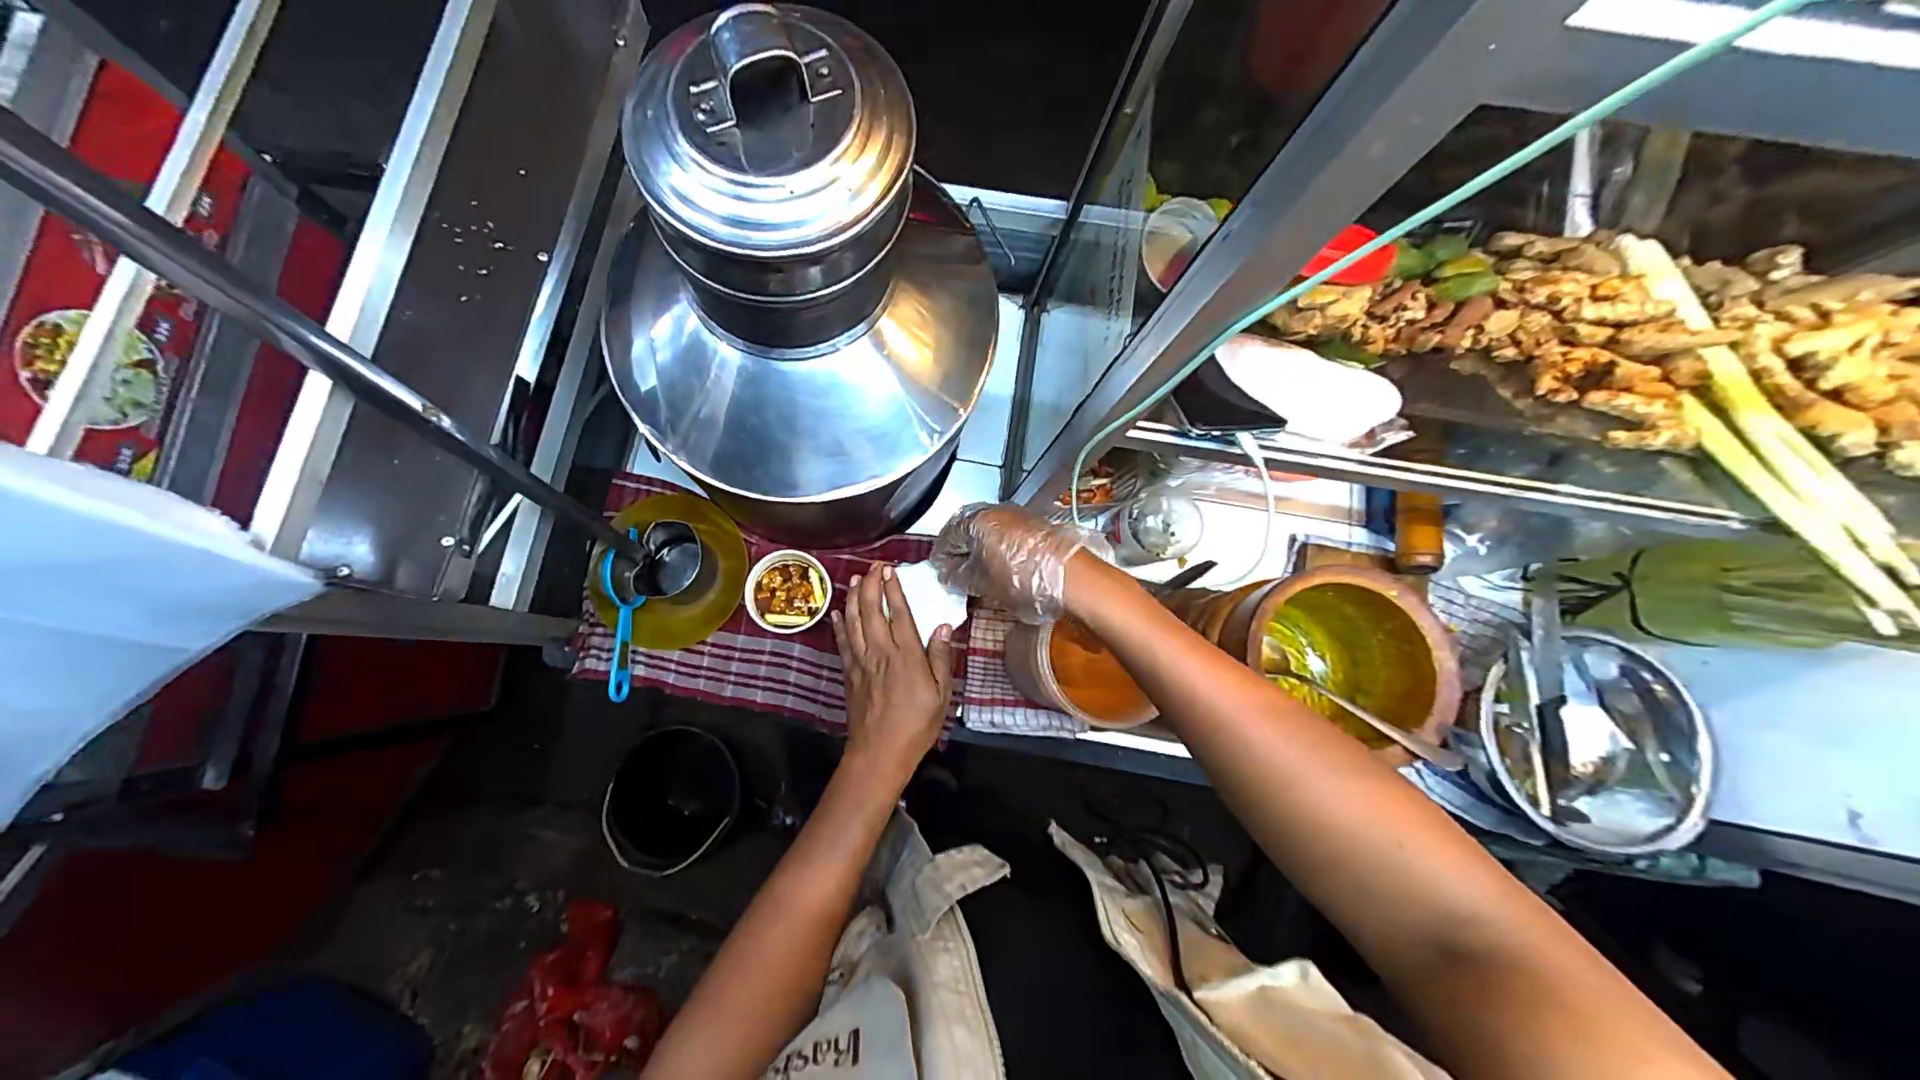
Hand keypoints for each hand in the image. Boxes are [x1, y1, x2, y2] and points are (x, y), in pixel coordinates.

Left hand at [831, 564, 954, 780]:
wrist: (879, 752)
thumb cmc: (917, 725)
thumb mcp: (941, 694)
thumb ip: (940, 658)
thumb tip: (943, 626)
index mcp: (906, 655)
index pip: (898, 613)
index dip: (893, 590)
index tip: (890, 571)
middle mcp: (881, 652)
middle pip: (871, 610)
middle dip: (871, 585)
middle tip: (874, 567)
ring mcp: (861, 662)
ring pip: (854, 622)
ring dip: (854, 598)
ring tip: (856, 579)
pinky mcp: (849, 673)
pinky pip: (843, 642)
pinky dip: (840, 625)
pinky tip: (838, 613)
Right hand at [931, 503, 1092, 623]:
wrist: (1073, 578)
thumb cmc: (1023, 579)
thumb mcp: (983, 583)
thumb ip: (959, 575)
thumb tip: (948, 572)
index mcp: (977, 520)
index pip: (948, 535)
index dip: (941, 555)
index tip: (941, 572)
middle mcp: (996, 511)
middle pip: (969, 529)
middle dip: (961, 550)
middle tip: (957, 573)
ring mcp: (1019, 516)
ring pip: (990, 531)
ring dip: (982, 548)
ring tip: (981, 573)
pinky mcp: (1036, 526)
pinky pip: (1008, 534)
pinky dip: (1000, 548)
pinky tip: (1003, 566)